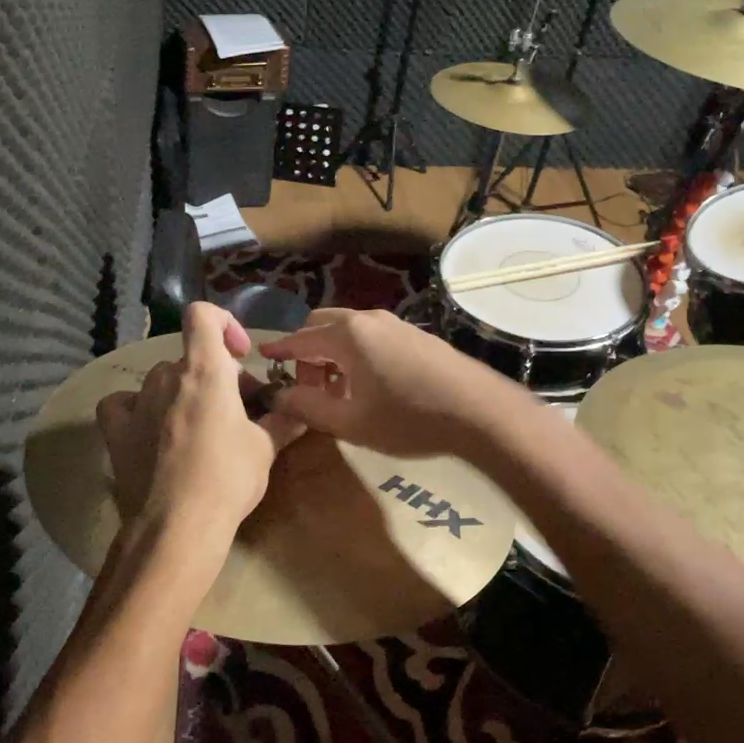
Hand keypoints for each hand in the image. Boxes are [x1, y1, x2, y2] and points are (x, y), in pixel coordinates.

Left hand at [95, 302, 306, 537]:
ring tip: (200, 429)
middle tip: (239, 412)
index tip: (240, 354)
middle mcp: (166, 377)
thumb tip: (301, 411)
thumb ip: (283, 421)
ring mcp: (136, 402)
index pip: (202, 316)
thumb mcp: (266, 448)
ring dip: (183, 395)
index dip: (223, 324)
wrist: (178, 526)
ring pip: (162, 381)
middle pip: (192, 360)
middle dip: (217, 378)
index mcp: (204, 371)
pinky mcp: (116, 431)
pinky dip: (137, 408)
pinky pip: (123, 404)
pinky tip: (150, 428)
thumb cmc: (228, 478)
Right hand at [258, 308, 529, 457]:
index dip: (279, 350)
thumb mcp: (351, 423)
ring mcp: (396, 324)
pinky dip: (356, 354)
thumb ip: (307, 408)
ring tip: (336, 392)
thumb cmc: (409, 419)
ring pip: (349, 331)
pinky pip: (372, 337)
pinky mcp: (416, 335)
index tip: (263, 356)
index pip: (300, 339)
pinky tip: (368, 386)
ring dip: (333, 355)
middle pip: (322, 326)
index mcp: (347, 335)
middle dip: (307, 352)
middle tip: (304, 387)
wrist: (480, 414)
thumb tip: (278, 397)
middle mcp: (368, 319)